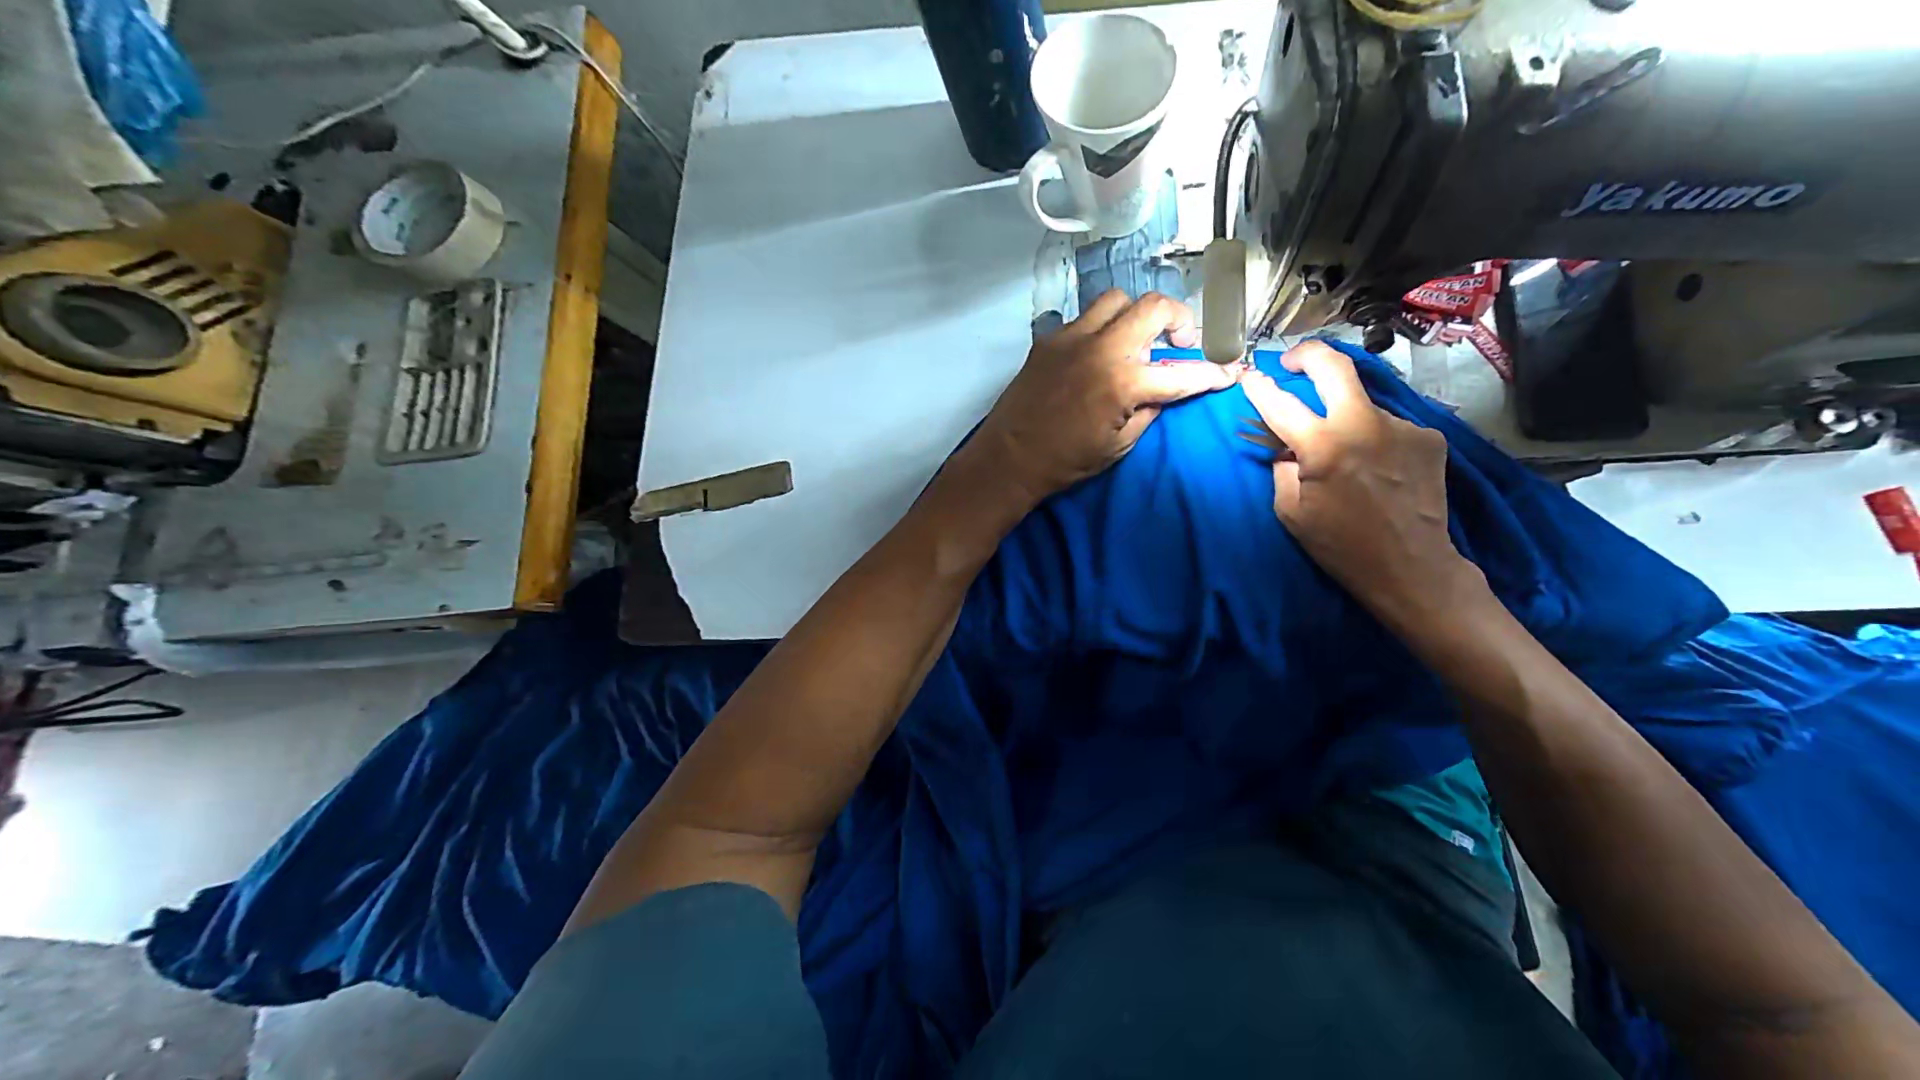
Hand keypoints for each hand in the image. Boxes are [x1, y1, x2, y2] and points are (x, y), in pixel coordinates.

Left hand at [967, 290, 1240, 504]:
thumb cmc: (1065, 463)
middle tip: (1181, 342)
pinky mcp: (1049, 339)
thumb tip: (1166, 389)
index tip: (1229, 371)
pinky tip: (1099, 353)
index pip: (1181, 372)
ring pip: (1116, 300)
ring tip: (1137, 341)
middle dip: (1178, 319)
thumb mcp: (1119, 446)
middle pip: (1153, 306)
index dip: (1211, 373)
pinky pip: (1085, 318)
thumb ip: (1149, 411)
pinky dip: (1102, 328)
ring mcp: (1071, 338)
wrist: (1008, 459)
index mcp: (1122, 383)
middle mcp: (1100, 349)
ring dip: (1136, 315)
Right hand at [1241, 340, 1484, 626]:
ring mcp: (1402, 427)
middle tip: (1292, 362)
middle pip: (1335, 368)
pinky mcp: (1428, 437)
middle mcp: (1364, 425)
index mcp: (1324, 447)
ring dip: (1345, 416)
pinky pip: (1388, 426)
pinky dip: (1373, 438)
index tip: (1248, 375)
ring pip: (1362, 405)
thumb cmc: (1341, 545)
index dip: (1259, 388)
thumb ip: (1282, 469)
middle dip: (1308, 356)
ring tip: (1345, 453)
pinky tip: (1376, 467)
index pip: (1281, 404)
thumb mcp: (1292, 512)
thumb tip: (1286, 447)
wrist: (1411, 567)